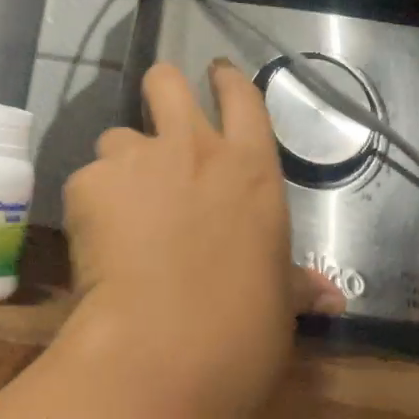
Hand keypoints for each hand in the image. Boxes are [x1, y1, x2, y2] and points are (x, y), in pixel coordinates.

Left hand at [54, 62, 344, 417]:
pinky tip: (96, 243)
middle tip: (158, 112)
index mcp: (248, 168)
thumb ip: (294, 284)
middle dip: (161, 87)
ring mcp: (137, 158)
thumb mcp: (278, 304)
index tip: (218, 73)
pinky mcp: (90, 181)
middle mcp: (192, 146)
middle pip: (167, 81)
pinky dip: (90, 205)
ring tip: (120, 207)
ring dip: (120, 163)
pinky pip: (87, 182)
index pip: (242, 97)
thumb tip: (331, 297)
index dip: (227, 79)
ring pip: (116, 135)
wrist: (161, 346)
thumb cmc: (240, 328)